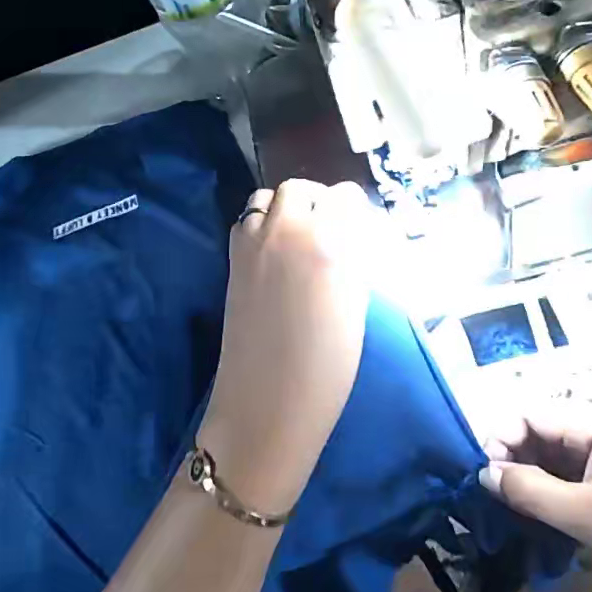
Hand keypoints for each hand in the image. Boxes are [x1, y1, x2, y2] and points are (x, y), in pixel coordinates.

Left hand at [197, 180, 378, 515]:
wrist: (267, 402)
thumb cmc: (327, 366)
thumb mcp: (357, 307)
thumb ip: (353, 260)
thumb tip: (350, 236)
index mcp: (325, 242)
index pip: (344, 196)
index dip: (355, 208)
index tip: (360, 225)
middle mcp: (283, 231)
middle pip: (299, 189)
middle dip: (318, 200)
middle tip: (332, 226)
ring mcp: (250, 244)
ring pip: (266, 198)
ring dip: (285, 207)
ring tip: (301, 235)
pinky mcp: (231, 261)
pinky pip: (246, 221)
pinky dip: (262, 223)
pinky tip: (276, 252)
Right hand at [479, 403, 591, 591]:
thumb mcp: (588, 515)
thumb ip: (530, 490)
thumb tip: (484, 471)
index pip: (533, 412)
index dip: (501, 436)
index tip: (483, 475)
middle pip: (549, 433)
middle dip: (517, 458)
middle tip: (498, 498)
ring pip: (567, 460)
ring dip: (539, 480)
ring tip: (519, 512)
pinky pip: (588, 481)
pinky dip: (564, 496)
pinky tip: (554, 521)